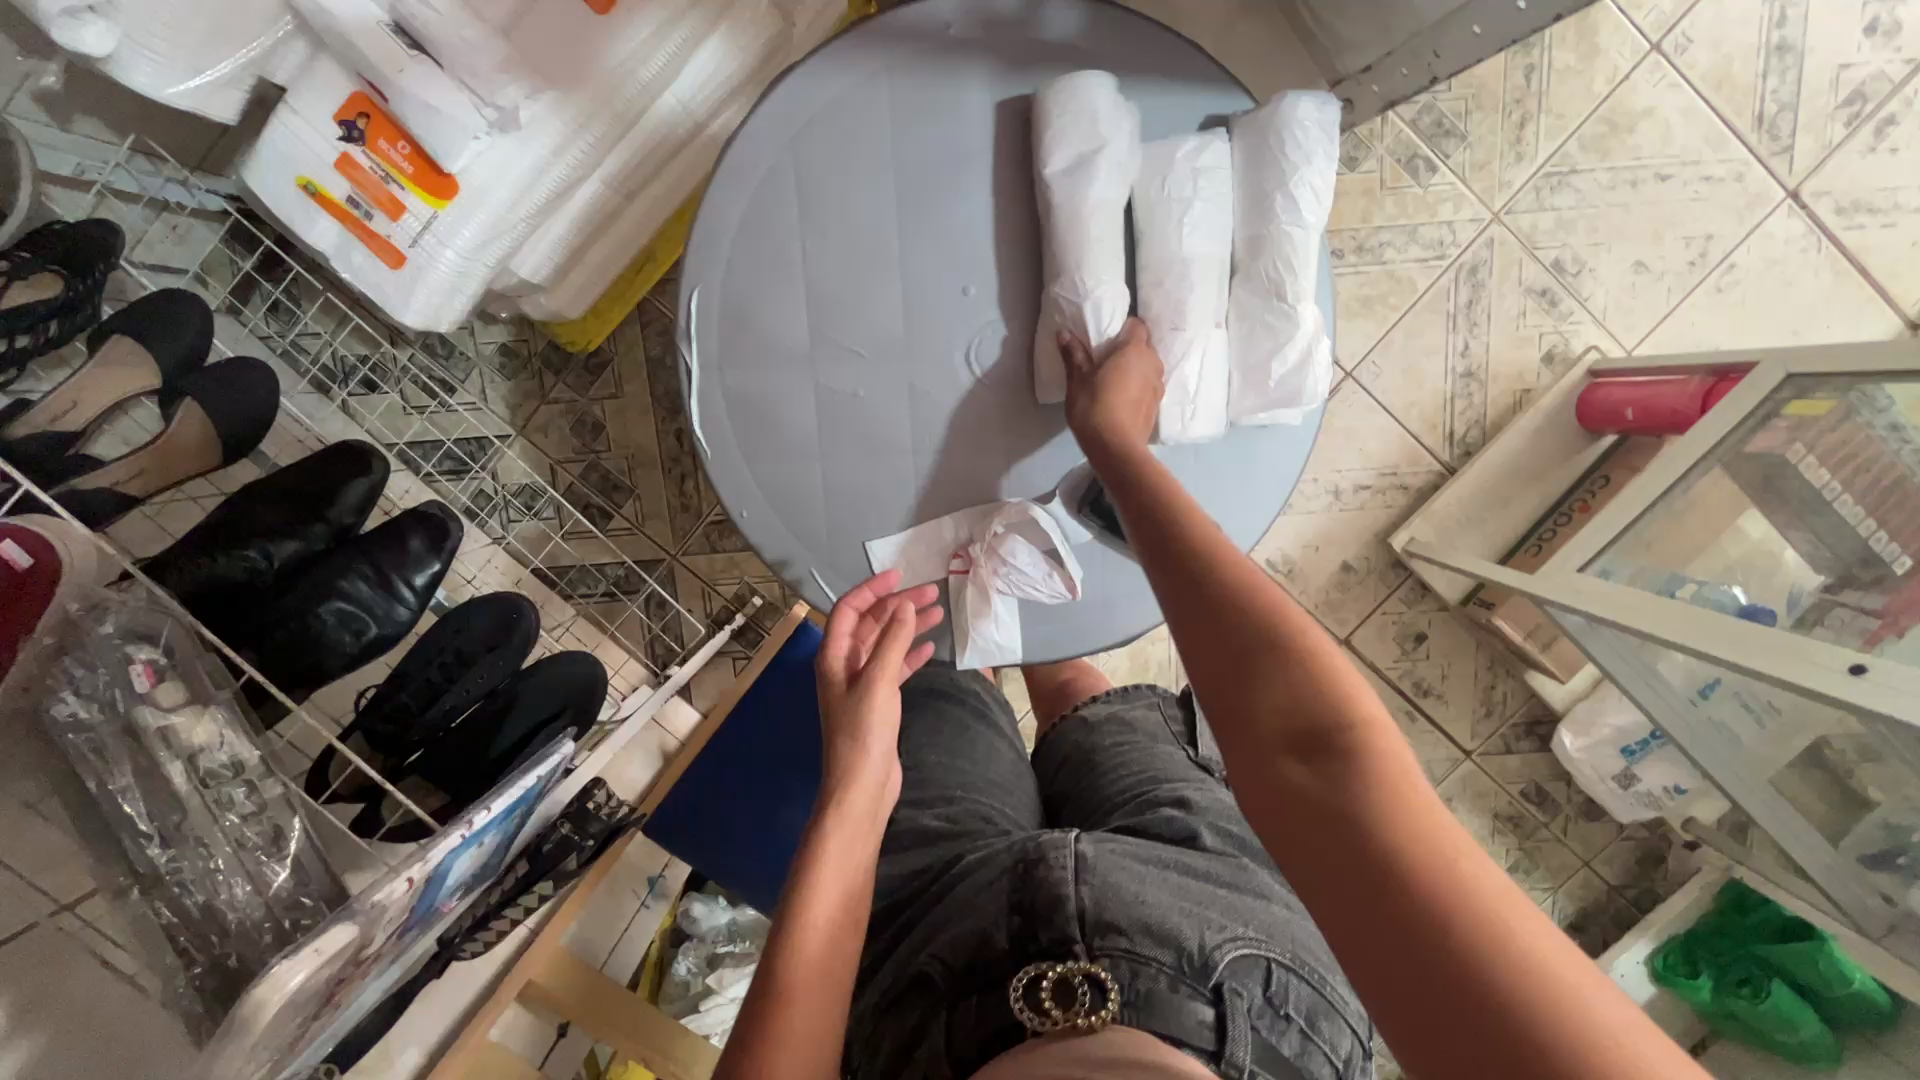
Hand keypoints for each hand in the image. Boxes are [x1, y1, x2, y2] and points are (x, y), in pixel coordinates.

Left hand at [815, 569, 943, 809]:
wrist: (862, 786)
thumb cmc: (863, 733)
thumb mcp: (878, 682)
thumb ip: (892, 641)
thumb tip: (904, 605)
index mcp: (834, 657)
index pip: (849, 610)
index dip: (872, 589)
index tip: (900, 575)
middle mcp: (845, 665)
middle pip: (870, 624)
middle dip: (897, 605)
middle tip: (932, 592)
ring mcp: (861, 684)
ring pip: (885, 643)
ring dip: (908, 626)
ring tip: (938, 612)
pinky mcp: (878, 701)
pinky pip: (895, 667)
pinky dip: (910, 653)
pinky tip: (930, 646)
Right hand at [1060, 316, 1163, 465]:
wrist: (1117, 449)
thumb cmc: (1094, 409)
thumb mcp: (1078, 382)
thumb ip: (1074, 355)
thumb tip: (1064, 332)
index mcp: (1134, 350)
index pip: (1136, 325)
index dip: (1123, 327)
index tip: (1106, 336)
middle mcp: (1152, 362)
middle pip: (1145, 344)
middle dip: (1129, 346)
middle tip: (1107, 356)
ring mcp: (1158, 384)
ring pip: (1148, 365)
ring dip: (1135, 366)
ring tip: (1115, 377)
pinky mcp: (1157, 403)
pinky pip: (1149, 383)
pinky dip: (1139, 384)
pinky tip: (1123, 396)